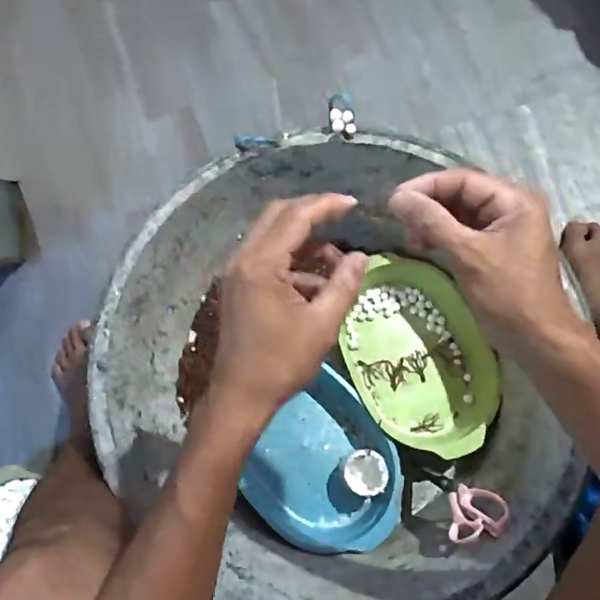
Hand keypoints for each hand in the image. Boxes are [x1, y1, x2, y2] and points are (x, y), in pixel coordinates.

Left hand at [210, 195, 367, 420]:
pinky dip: (292, 262)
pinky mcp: (237, 286)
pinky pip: (266, 259)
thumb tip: (362, 257)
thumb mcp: (322, 325)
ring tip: (337, 263)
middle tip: (344, 218)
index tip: (354, 204)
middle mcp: (242, 259)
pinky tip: (316, 286)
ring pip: (271, 237)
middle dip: (312, 214)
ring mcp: (236, 272)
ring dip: (304, 242)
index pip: (295, 217)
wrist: (240, 396)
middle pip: (278, 216)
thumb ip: (344, 285)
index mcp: (261, 264)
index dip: (326, 205)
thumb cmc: (281, 363)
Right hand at [387, 169, 578, 350]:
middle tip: (400, 225)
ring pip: (461, 213)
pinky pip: (466, 232)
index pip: (462, 180)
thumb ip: (432, 221)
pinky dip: (444, 236)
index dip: (426, 186)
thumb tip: (397, 198)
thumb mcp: (467, 255)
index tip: (394, 201)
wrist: (538, 339)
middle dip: (428, 206)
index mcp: (514, 200)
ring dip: (433, 223)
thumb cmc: (507, 295)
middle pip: (461, 194)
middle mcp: (513, 206)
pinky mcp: (498, 248)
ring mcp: (507, 228)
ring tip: (411, 240)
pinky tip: (425, 247)